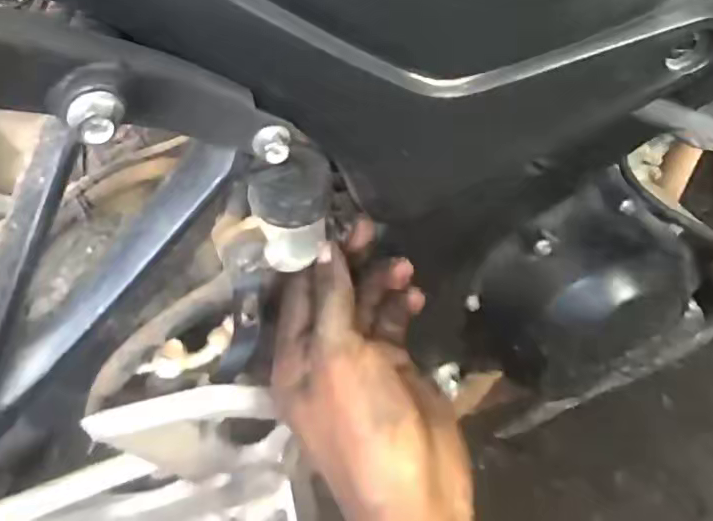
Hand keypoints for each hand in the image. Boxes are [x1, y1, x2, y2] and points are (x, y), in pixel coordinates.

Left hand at [272, 220, 471, 520]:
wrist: (418, 493)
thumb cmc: (362, 423)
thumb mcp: (336, 357)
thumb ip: (330, 300)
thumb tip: (322, 249)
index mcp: (294, 356)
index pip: (297, 292)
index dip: (312, 256)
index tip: (328, 218)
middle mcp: (322, 352)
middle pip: (333, 292)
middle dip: (350, 260)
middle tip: (368, 226)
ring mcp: (360, 358)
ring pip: (365, 302)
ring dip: (381, 280)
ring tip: (403, 266)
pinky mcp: (394, 363)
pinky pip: (392, 320)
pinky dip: (401, 304)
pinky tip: (415, 294)